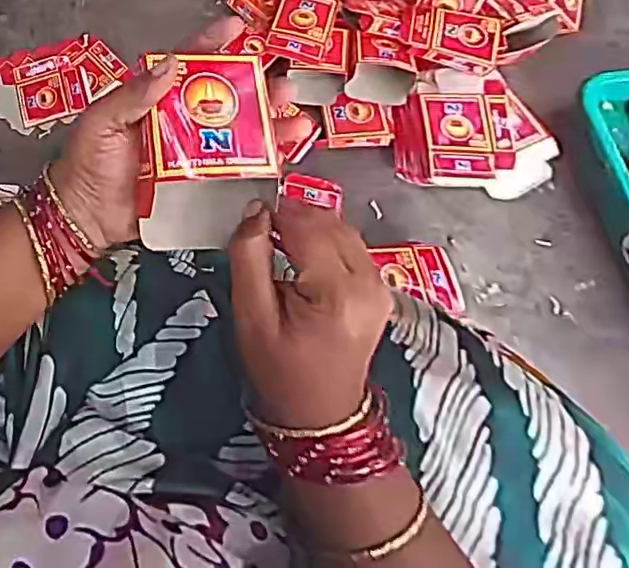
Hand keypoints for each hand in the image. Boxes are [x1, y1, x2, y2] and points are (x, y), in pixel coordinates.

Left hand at [48, 18, 303, 248]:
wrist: (85, 216)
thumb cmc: (87, 162)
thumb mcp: (103, 121)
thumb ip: (134, 94)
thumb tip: (169, 64)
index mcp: (156, 96)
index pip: (188, 62)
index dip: (212, 43)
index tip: (237, 27)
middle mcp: (180, 118)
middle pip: (225, 95)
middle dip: (256, 85)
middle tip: (282, 80)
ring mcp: (193, 150)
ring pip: (238, 129)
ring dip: (269, 121)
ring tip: (295, 116)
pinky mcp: (201, 180)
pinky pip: (237, 166)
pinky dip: (263, 158)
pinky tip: (286, 151)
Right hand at [229, 197, 393, 429]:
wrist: (320, 416)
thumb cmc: (279, 371)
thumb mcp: (251, 317)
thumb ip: (248, 256)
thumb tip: (257, 211)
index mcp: (336, 293)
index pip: (306, 226)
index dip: (277, 215)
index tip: (254, 224)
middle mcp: (367, 283)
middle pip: (327, 222)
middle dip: (294, 218)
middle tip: (264, 233)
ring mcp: (379, 286)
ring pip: (341, 228)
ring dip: (310, 226)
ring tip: (281, 243)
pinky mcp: (380, 288)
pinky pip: (350, 244)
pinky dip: (325, 240)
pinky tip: (304, 255)